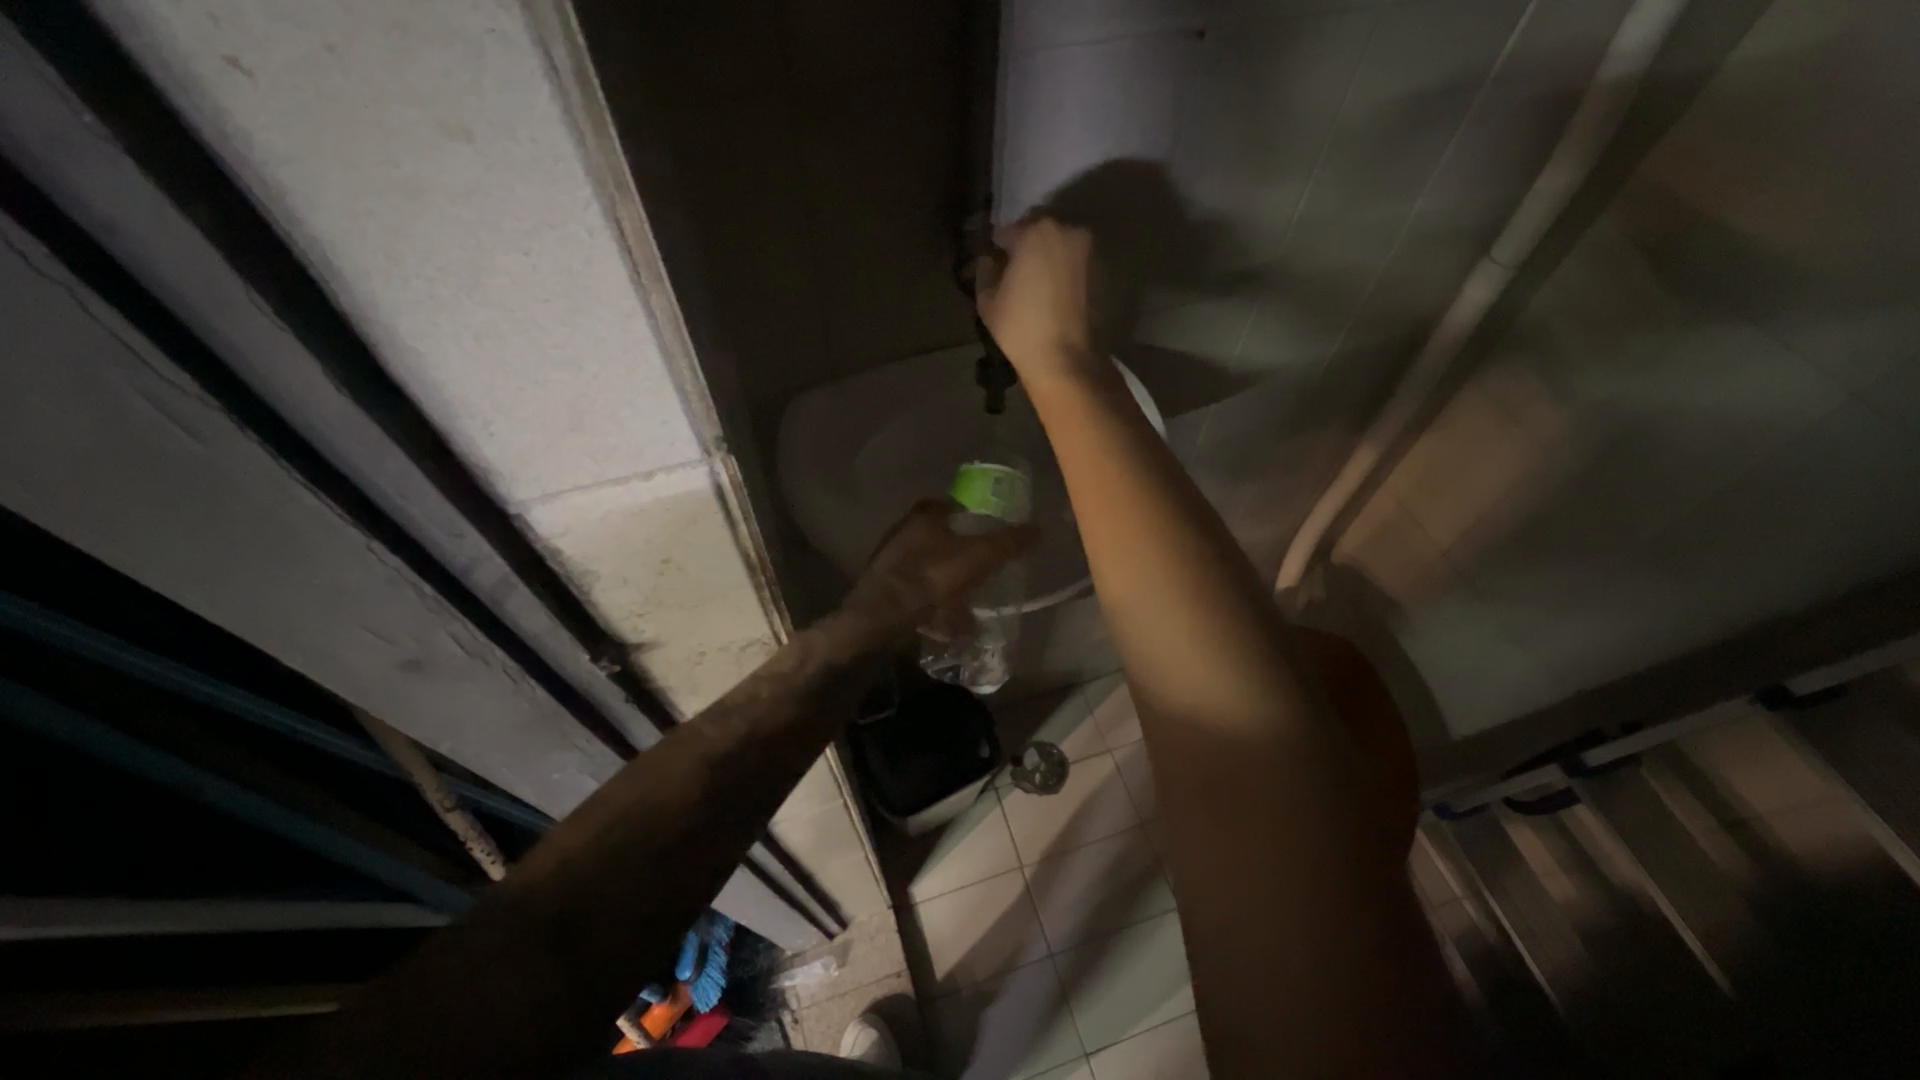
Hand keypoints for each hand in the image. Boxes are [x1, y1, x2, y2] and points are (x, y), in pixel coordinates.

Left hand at [840, 499, 1038, 641]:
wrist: (884, 614)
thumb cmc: (932, 575)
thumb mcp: (980, 556)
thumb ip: (1009, 542)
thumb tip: (1039, 529)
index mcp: (924, 517)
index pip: (948, 507)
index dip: (968, 518)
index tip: (986, 535)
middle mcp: (903, 535)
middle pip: (938, 541)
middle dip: (959, 557)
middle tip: (981, 573)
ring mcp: (891, 565)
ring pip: (928, 572)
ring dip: (947, 588)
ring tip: (970, 607)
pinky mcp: (886, 593)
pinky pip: (918, 598)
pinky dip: (934, 609)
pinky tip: (950, 627)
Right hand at [976, 218, 1103, 387]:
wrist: (1068, 359)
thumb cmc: (1021, 329)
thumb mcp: (988, 301)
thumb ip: (985, 272)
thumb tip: (989, 261)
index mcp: (1035, 232)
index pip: (1007, 231)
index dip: (998, 248)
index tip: (994, 263)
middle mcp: (1068, 231)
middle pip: (1039, 232)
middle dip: (1027, 246)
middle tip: (1017, 271)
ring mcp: (1090, 251)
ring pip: (1062, 246)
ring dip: (1050, 257)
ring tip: (1039, 284)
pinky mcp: (1105, 272)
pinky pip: (1078, 264)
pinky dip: (1068, 272)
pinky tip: (1058, 295)